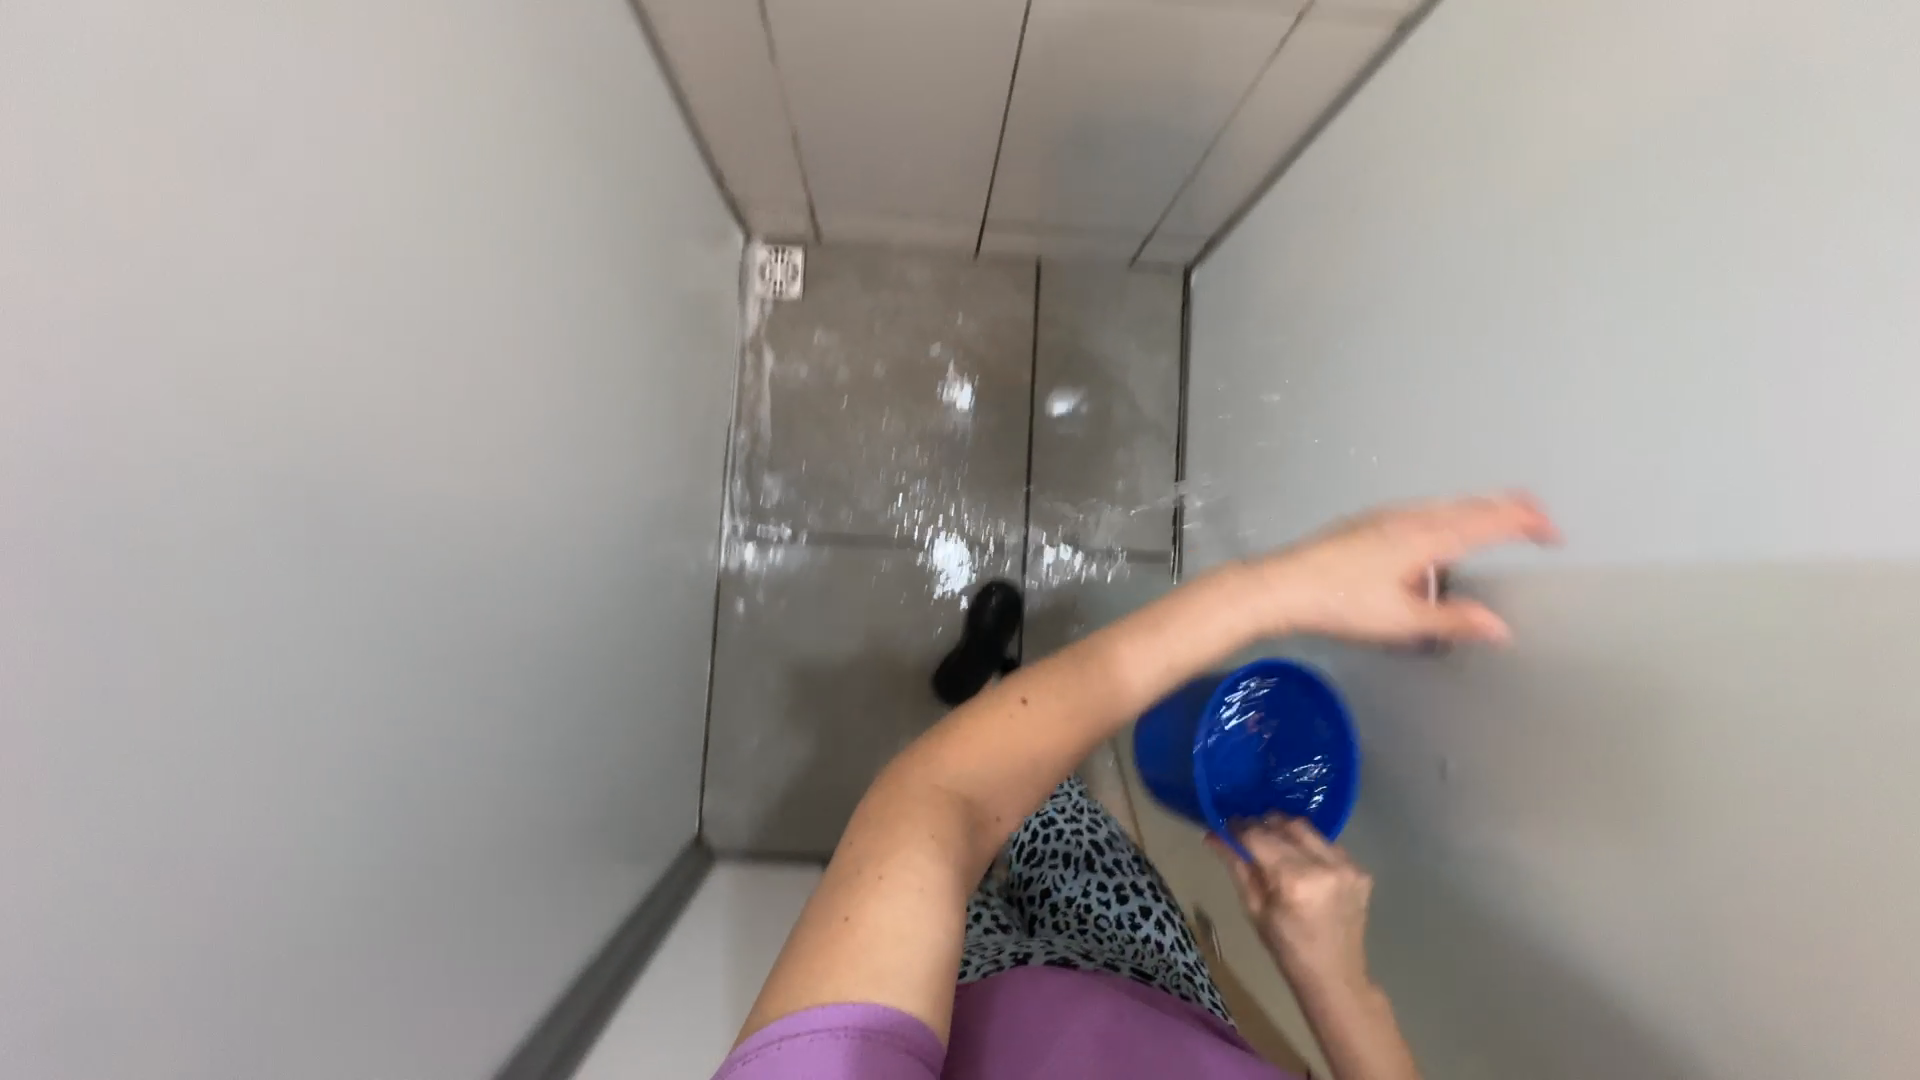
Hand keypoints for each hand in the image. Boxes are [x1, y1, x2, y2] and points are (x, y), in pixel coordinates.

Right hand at [1210, 817, 1375, 989]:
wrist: (1336, 977)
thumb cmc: (1287, 948)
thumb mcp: (1254, 908)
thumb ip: (1236, 866)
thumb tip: (1212, 835)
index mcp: (1293, 880)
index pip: (1258, 836)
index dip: (1238, 828)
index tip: (1227, 827)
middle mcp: (1323, 866)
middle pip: (1283, 825)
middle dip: (1261, 825)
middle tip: (1247, 834)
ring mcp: (1346, 867)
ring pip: (1305, 828)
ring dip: (1285, 831)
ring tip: (1274, 846)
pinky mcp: (1360, 871)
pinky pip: (1326, 843)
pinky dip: (1308, 845)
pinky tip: (1302, 862)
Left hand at [1245, 492, 1559, 644]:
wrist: (1280, 586)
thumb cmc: (1341, 603)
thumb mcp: (1402, 621)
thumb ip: (1453, 621)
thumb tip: (1500, 628)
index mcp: (1428, 536)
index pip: (1493, 519)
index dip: (1530, 523)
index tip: (1554, 537)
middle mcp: (1409, 517)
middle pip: (1471, 504)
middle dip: (1508, 511)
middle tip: (1534, 526)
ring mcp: (1382, 516)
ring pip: (1442, 505)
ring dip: (1474, 513)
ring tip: (1491, 531)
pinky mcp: (1362, 523)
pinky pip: (1417, 512)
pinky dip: (1443, 518)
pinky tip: (1432, 541)